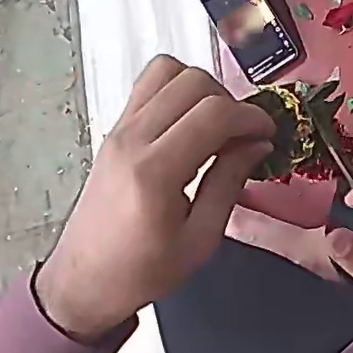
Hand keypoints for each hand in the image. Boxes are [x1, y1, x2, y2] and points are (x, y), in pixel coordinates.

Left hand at [37, 56, 275, 336]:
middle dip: (231, 100)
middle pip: (193, 82)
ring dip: (203, 88)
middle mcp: (132, 141)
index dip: (251, 117)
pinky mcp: (114, 129)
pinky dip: (179, 89)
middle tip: (244, 133)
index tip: (268, 133)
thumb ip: (230, 182)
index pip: (213, 114)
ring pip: (169, 71)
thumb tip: (258, 143)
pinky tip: (192, 121)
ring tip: (218, 122)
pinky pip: (149, 84)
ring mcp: (119, 130)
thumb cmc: (142, 269)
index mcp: (154, 173)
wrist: (84, 281)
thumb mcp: (201, 238)